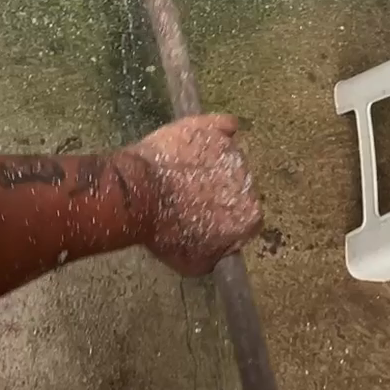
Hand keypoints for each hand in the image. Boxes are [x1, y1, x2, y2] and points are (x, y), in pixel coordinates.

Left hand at [126, 114, 263, 275]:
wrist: (140, 195)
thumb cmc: (165, 232)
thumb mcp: (196, 263)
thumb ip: (220, 253)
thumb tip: (224, 244)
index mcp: (249, 215)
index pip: (247, 216)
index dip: (227, 217)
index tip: (209, 215)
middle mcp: (247, 180)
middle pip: (240, 184)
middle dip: (221, 188)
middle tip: (193, 192)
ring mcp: (228, 150)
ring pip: (229, 156)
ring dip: (215, 161)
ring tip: (186, 169)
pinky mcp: (209, 128)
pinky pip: (224, 125)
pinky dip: (221, 128)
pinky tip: (213, 133)